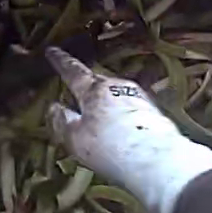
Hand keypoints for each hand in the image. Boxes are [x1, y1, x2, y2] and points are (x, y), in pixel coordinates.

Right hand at [46, 47, 211, 212]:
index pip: (73, 71)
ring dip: (105, 105)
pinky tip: (120, 133)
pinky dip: (121, 118)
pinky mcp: (155, 113)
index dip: (60, 62)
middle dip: (86, 89)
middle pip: (97, 83)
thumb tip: (54, 108)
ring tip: (99, 123)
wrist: (158, 161)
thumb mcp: (74, 138)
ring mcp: (140, 98)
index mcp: (94, 89)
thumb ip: (61, 121)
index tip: (52, 51)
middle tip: (75, 97)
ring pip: (115, 96)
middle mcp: (118, 86)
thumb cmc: (110, 148)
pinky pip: (130, 110)